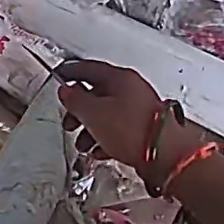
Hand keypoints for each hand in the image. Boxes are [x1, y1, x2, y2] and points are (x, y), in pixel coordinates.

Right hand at [56, 60, 208, 183]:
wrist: (164, 154)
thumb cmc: (132, 130)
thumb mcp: (93, 113)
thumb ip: (75, 100)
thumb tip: (66, 92)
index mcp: (119, 78)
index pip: (88, 68)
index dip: (70, 72)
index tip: (60, 75)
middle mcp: (132, 90)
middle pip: (97, 94)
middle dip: (79, 109)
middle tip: (69, 120)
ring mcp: (139, 109)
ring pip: (106, 114)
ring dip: (90, 128)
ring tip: (83, 143)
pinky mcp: (144, 129)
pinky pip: (118, 129)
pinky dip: (104, 138)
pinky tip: (99, 150)